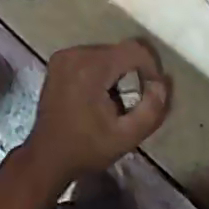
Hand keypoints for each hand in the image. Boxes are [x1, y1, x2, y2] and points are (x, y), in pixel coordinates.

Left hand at [20, 40, 170, 183]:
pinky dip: (102, 70)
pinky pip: (93, 56)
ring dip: (118, 71)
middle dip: (133, 72)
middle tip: (133, 100)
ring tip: (115, 100)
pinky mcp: (59, 60)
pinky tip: (98, 94)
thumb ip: (152, 109)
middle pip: (121, 51)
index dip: (151, 67)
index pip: (135, 49)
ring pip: (108, 52)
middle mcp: (76, 53)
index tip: (153, 90)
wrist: (45, 159)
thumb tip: (163, 82)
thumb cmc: (86, 149)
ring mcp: (65, 55)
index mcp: (91, 67)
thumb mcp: (126, 137)